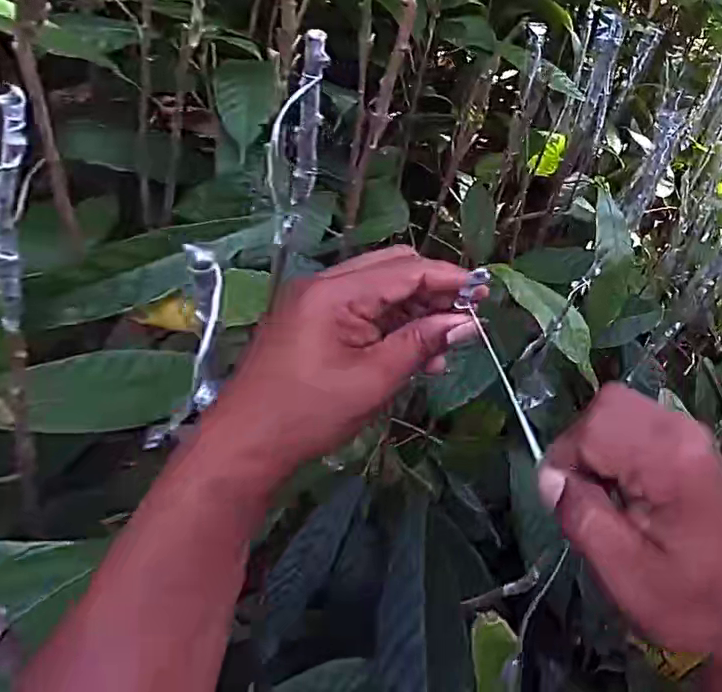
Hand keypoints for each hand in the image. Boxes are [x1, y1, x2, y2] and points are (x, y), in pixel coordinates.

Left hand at [195, 247, 482, 483]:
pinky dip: (397, 322)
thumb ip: (425, 342)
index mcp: (335, 293)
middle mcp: (325, 285)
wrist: (237, 453)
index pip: (408, 270)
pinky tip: (418, 352)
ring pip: (386, 286)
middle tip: (466, 315)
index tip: (484, 293)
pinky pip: (368, 306)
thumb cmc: (307, 415)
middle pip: (397, 267)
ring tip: (445, 345)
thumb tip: (469, 323)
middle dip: (436, 289)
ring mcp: (317, 301)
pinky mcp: (315, 319)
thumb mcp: (375, 379)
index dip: (451, 279)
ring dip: (419, 309)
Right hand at [537, 386, 721, 672]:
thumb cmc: (686, 598)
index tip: (565, 501)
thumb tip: (548, 476)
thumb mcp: (624, 571)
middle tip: (583, 495)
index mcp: (672, 458)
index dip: (567, 459)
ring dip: (597, 443)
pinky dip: (616, 444)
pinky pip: (636, 418)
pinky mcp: (687, 437)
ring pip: (621, 405)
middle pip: (609, 403)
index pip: (597, 425)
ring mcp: (689, 428)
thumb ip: (583, 516)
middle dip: (581, 444)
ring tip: (603, 492)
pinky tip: (623, 485)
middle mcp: (683, 428)